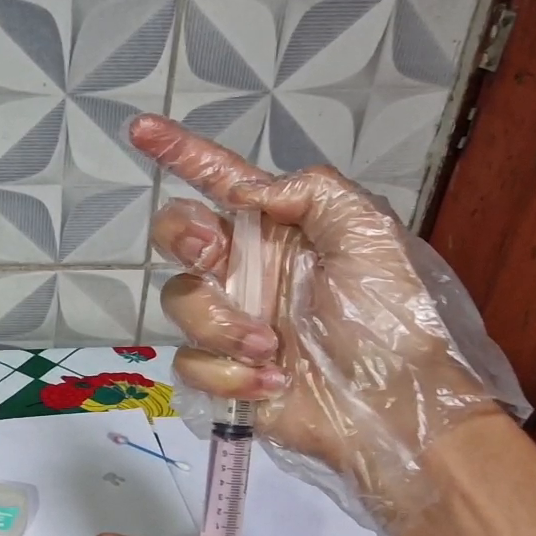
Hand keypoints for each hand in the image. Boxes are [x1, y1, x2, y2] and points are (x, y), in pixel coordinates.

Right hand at [130, 114, 519, 533]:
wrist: (396, 408)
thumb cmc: (390, 319)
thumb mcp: (369, 237)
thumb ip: (312, 194)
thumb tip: (249, 189)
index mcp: (278, 230)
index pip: (219, 182)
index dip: (179, 153)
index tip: (139, 128)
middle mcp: (245, 268)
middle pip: (176, 236)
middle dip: (184, 240)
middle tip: (214, 258)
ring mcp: (230, 321)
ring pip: (179, 303)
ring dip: (223, 326)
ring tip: (273, 349)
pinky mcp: (222, 371)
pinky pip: (190, 363)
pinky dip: (229, 375)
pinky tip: (272, 382)